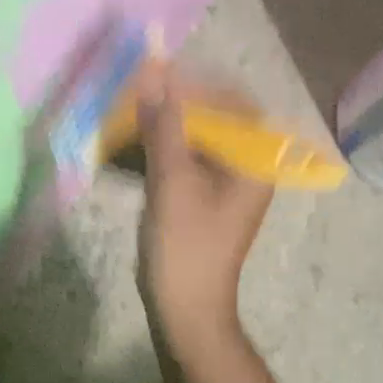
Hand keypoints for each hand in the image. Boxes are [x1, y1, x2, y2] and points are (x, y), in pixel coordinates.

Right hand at [135, 65, 273, 350]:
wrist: (186, 311)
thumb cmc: (187, 247)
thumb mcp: (172, 182)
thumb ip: (165, 125)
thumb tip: (153, 72)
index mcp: (254, 162)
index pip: (234, 102)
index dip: (197, 84)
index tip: (158, 75)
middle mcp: (246, 168)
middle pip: (214, 119)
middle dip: (175, 105)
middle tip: (136, 94)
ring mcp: (225, 186)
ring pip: (195, 141)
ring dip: (163, 128)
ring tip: (128, 118)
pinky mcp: (203, 201)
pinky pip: (184, 163)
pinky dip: (160, 153)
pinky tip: (130, 150)